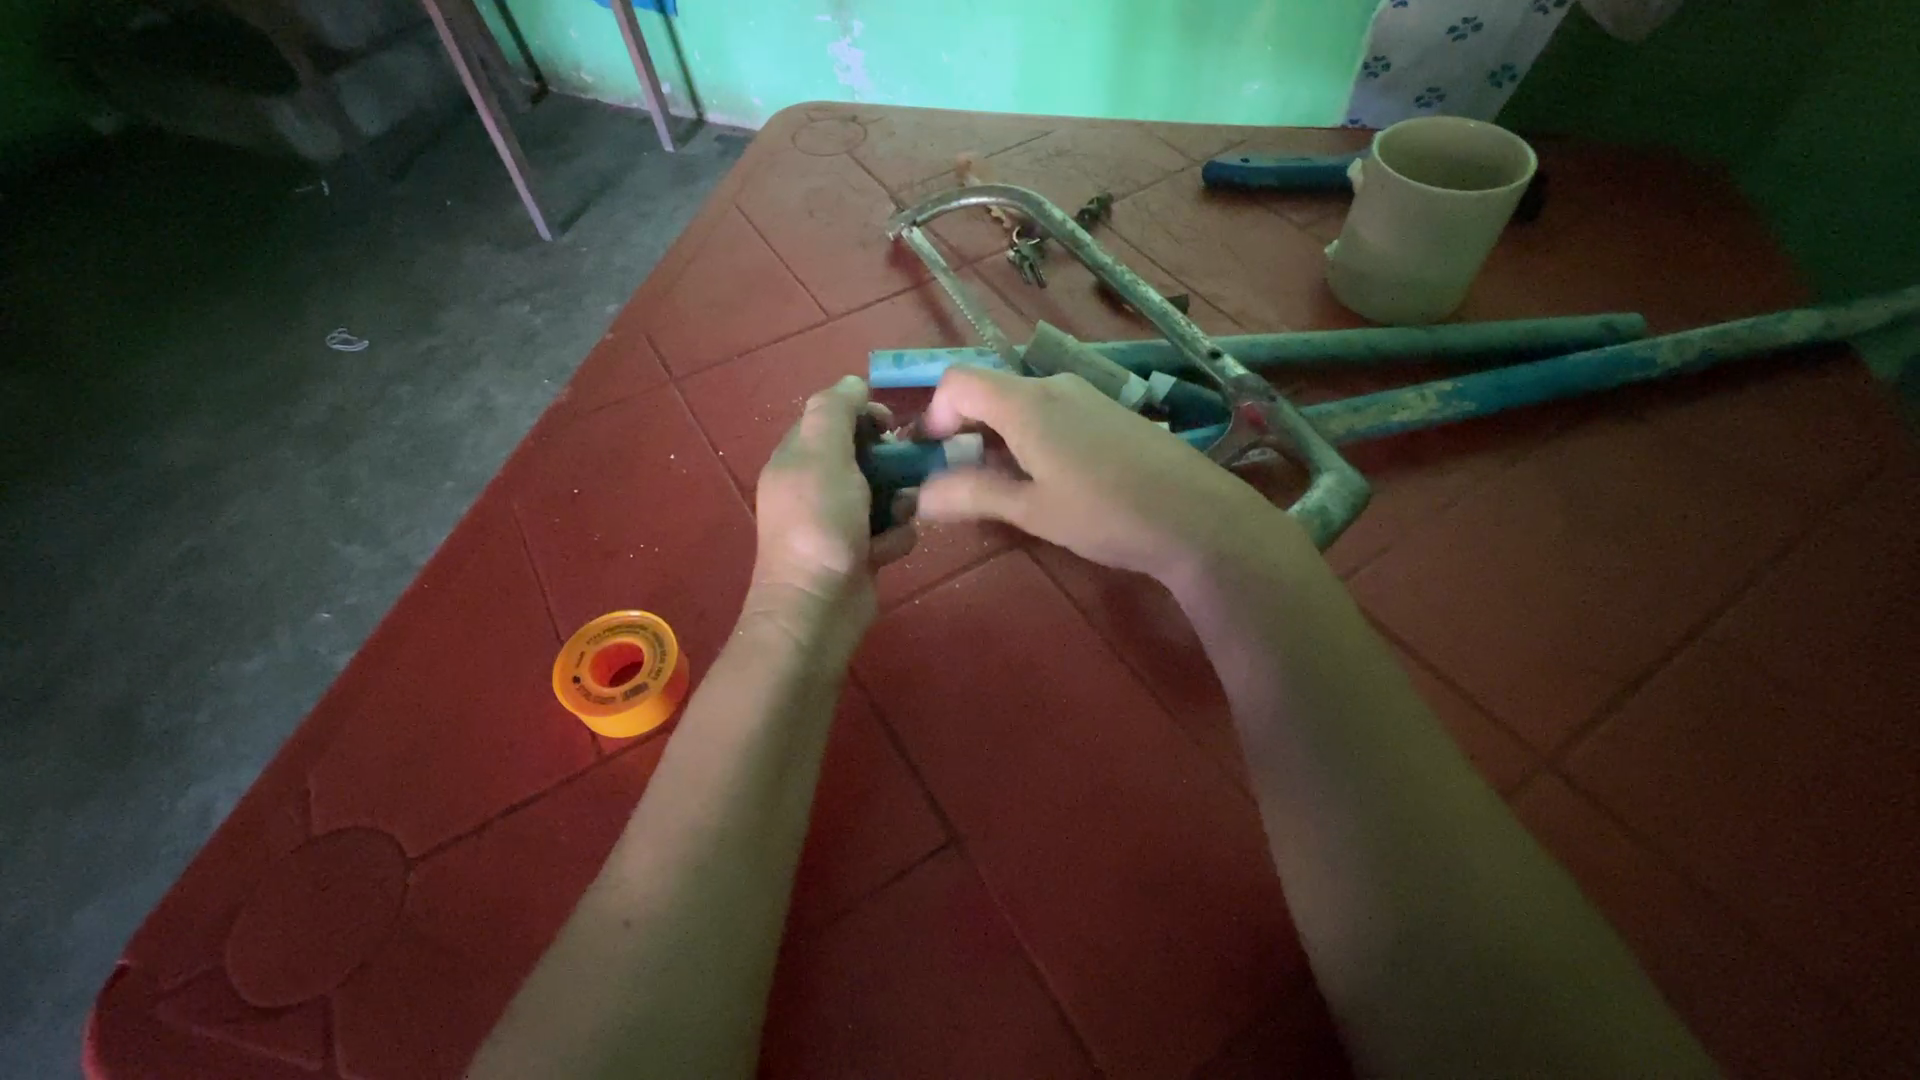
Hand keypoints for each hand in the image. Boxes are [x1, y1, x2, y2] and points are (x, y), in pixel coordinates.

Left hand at [749, 376, 915, 640]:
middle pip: (864, 455)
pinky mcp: (859, 552)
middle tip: (905, 471)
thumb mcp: (823, 454)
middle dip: (890, 462)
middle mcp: (814, 486)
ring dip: (898, 503)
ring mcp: (836, 522)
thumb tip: (852, 382)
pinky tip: (886, 550)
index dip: (864, 414)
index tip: (890, 425)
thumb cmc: (820, 524)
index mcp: (797, 458)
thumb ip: (835, 411)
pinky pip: (889, 529)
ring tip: (896, 517)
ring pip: (885, 493)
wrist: (818, 607)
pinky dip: (894, 538)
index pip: (832, 418)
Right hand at [916, 367, 1308, 581]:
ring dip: (1002, 436)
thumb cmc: (1105, 514)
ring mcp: (1088, 396)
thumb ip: (973, 493)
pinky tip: (1055, 479)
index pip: (958, 381)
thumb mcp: (1032, 510)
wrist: (1197, 517)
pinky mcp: (1113, 413)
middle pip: (990, 391)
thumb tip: (921, 493)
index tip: (934, 456)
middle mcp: (1054, 386)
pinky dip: (1035, 436)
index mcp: (1025, 403)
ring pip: (1024, 403)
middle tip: (965, 480)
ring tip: (1010, 486)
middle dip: (967, 430)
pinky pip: (1056, 412)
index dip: (934, 414)